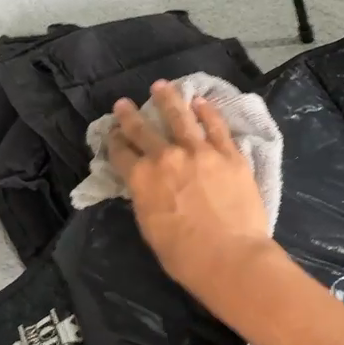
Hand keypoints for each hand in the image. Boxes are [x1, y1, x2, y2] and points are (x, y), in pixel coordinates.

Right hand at [107, 79, 282, 302]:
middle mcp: (165, 157)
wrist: (231, 258)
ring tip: (161, 86)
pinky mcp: (229, 155)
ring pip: (179, 117)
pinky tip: (201, 102)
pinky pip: (216, 127)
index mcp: (141, 178)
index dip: (113, 141)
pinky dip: (207, 112)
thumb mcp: (149, 227)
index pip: (120, 152)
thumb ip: (144, 199)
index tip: (112, 134)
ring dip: (168, 99)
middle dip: (129, 116)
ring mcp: (199, 152)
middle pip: (142, 129)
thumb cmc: (184, 255)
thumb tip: (144, 186)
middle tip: (123, 104)